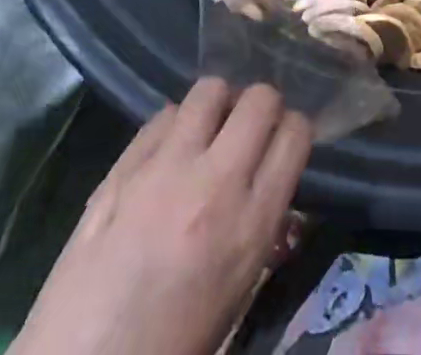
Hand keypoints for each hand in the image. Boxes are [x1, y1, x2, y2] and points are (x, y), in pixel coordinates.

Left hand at [10, 79, 310, 354]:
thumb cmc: (176, 338)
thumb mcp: (239, 288)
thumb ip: (262, 226)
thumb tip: (269, 185)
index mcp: (252, 223)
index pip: (294, 136)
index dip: (295, 129)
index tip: (285, 138)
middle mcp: (216, 181)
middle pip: (260, 100)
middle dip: (264, 106)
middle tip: (253, 126)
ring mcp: (166, 166)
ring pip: (210, 90)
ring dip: (219, 103)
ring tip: (212, 126)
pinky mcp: (125, 163)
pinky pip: (165, 114)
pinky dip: (177, 123)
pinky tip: (171, 148)